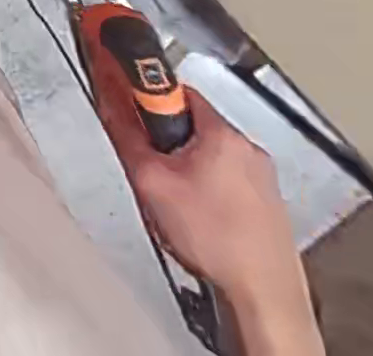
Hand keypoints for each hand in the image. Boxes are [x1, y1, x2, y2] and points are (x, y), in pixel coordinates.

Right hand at [97, 84, 317, 339]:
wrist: (262, 296)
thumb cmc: (213, 239)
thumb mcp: (149, 178)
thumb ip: (125, 131)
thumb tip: (107, 97)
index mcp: (222, 135)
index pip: (173, 87)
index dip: (143, 89)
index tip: (121, 77)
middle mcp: (248, 147)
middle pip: (188, 116)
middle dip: (161, 130)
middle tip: (145, 156)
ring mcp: (261, 174)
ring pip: (204, 144)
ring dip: (180, 155)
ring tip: (168, 187)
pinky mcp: (265, 196)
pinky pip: (222, 167)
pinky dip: (201, 175)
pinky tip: (192, 205)